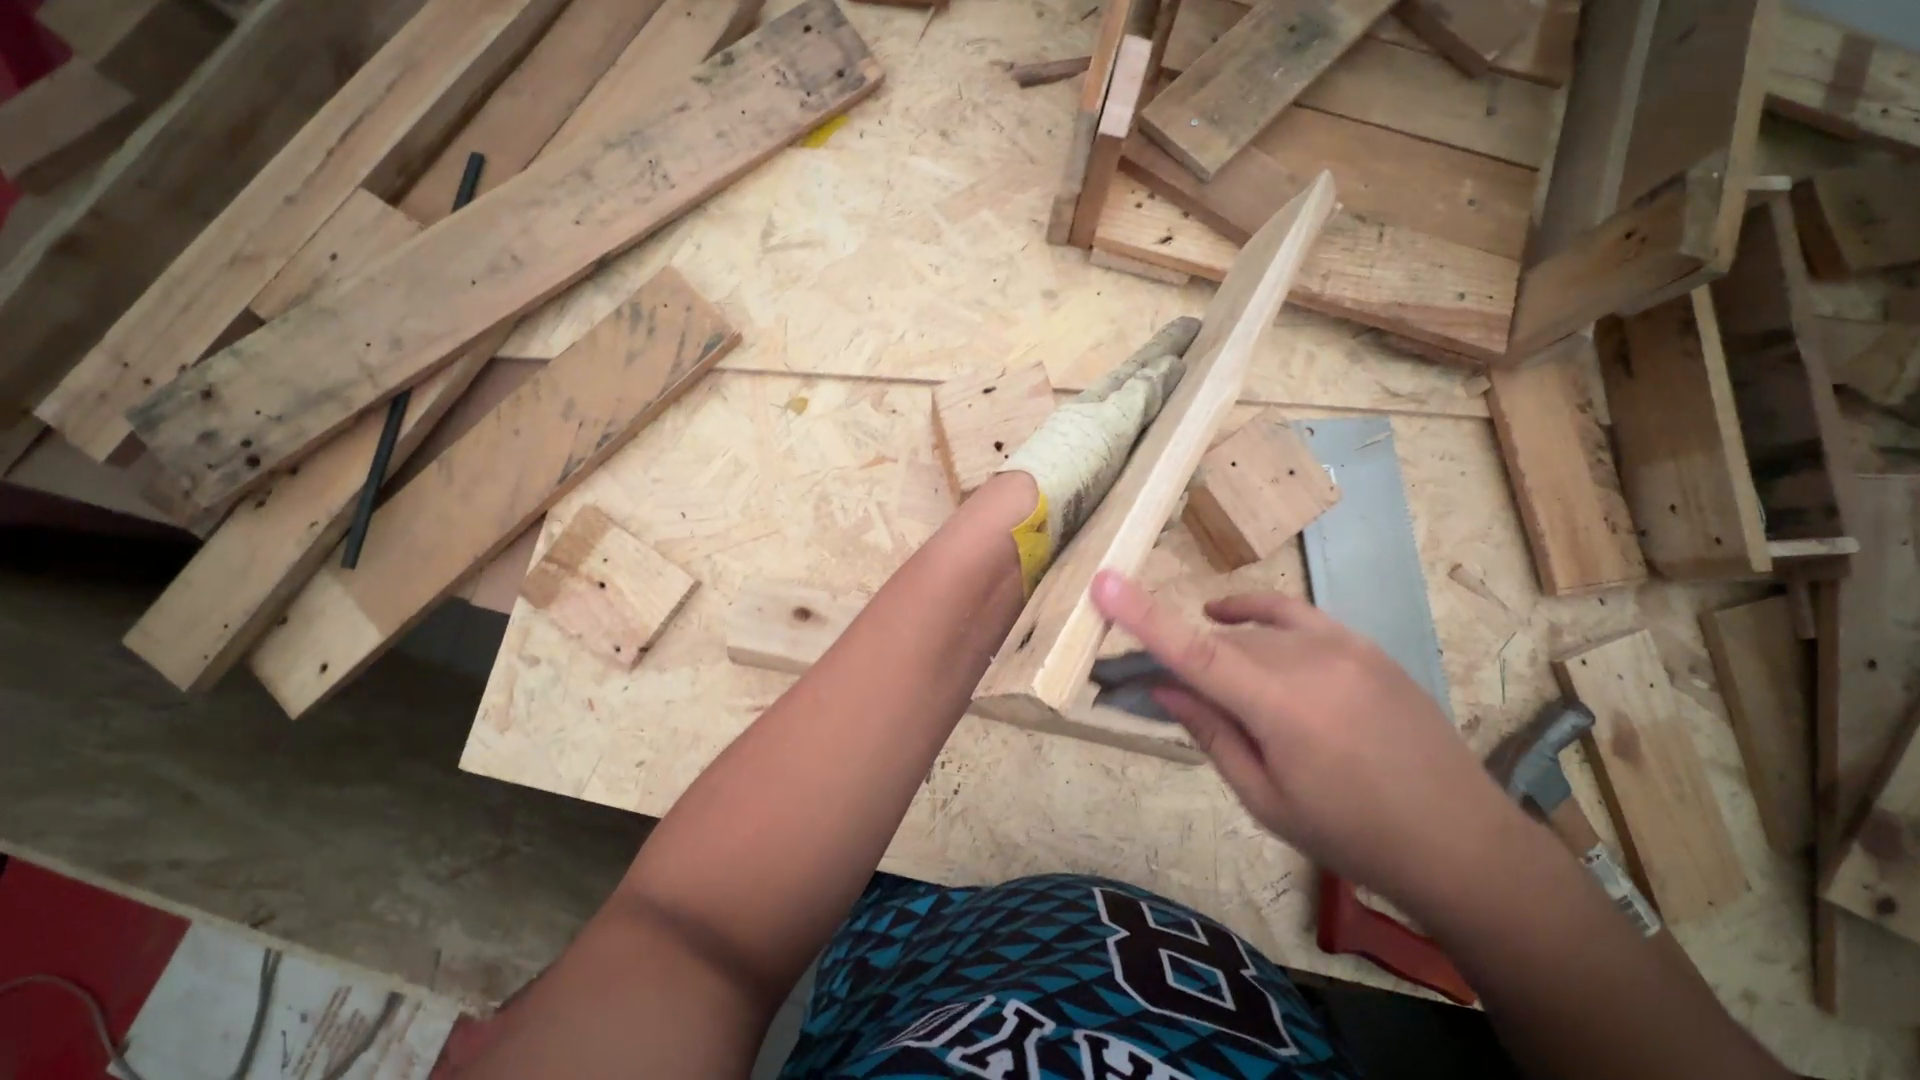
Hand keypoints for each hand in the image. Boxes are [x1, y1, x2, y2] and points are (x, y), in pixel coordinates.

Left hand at [996, 317, 1198, 592]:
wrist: (1018, 539)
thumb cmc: (1060, 471)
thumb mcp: (1101, 427)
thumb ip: (1136, 400)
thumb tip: (1169, 366)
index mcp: (1094, 413)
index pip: (1137, 374)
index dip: (1164, 352)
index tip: (1196, 329)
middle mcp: (1099, 445)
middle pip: (1149, 423)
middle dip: (1179, 417)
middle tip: (1211, 410)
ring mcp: (1102, 485)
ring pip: (1151, 469)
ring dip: (1174, 469)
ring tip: (1193, 470)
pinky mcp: (1103, 523)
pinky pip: (1142, 509)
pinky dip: (1158, 508)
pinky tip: (1169, 509)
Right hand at [1090, 570, 1520, 910]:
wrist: (1458, 838)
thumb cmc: (1352, 835)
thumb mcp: (1267, 799)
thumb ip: (1211, 734)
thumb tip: (1163, 686)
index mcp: (1283, 708)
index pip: (1197, 652)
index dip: (1145, 617)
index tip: (1104, 582)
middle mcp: (1311, 661)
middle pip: (1222, 643)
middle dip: (1187, 662)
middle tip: (1163, 691)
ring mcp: (1343, 645)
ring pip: (1255, 631)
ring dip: (1223, 651)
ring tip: (1219, 689)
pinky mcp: (1362, 643)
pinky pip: (1294, 614)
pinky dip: (1255, 612)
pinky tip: (1230, 615)